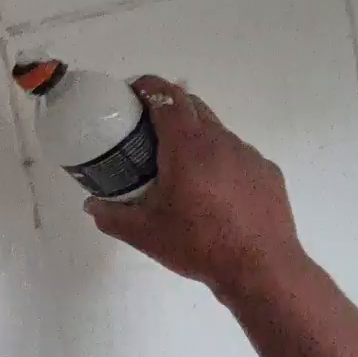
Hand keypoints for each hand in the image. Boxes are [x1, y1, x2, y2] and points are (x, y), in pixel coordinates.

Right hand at [83, 75, 307, 298]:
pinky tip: (209, 190)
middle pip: (192, 105)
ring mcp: (248, 155)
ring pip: (215, 131)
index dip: (147, 87)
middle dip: (167, 105)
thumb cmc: (197, 244)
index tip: (130, 91)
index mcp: (187, 148)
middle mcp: (220, 141)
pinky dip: (216, 159)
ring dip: (192, 135)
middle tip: (144, 126)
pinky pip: (235, 154)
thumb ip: (110, 215)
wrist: (262, 269)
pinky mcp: (266, 172)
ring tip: (175, 165)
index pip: (166, 99)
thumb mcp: (142, 233)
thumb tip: (91, 204)